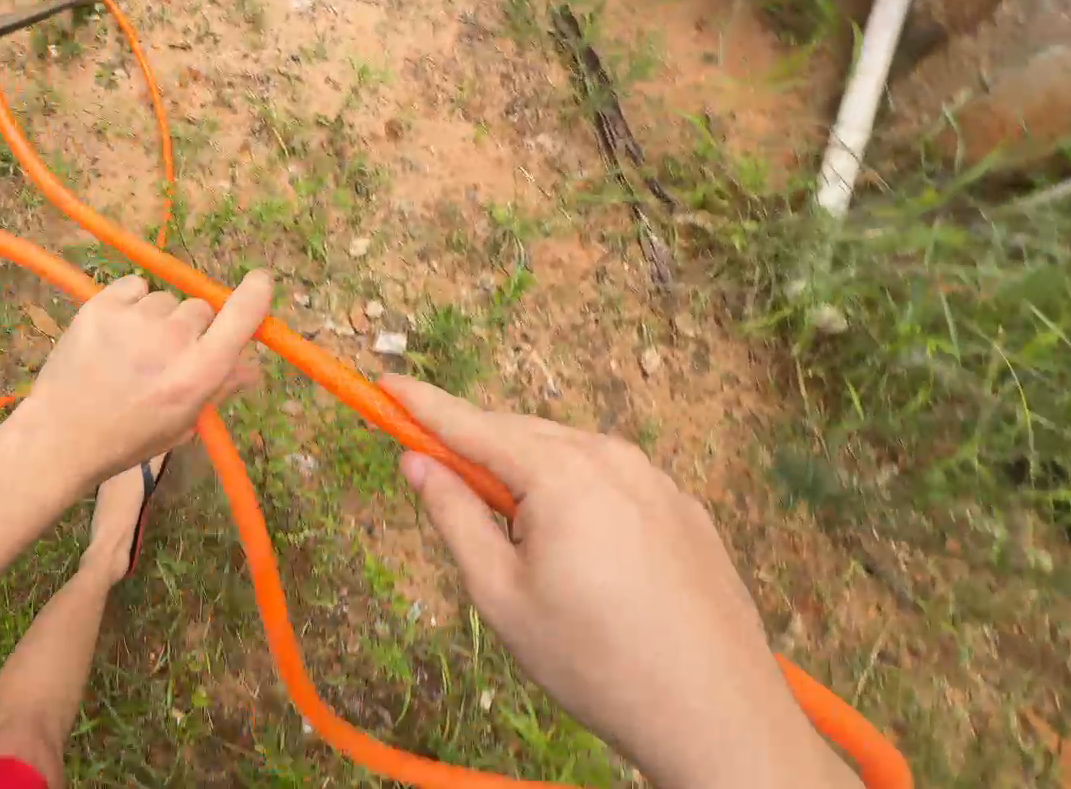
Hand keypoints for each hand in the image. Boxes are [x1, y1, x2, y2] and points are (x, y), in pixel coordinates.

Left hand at [10, 271, 271, 491]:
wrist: (60, 436)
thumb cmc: (127, 438)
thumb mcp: (182, 424)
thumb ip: (218, 388)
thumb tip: (253, 365)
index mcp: (197, 375)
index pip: (240, 320)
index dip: (254, 296)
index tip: (261, 280)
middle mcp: (170, 342)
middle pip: (199, 309)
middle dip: (191, 327)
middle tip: (165, 354)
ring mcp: (134, 320)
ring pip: (164, 300)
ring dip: (157, 317)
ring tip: (132, 349)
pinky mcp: (101, 306)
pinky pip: (134, 286)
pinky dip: (131, 301)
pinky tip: (118, 330)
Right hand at [383, 376, 860, 788]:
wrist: (724, 726)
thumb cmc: (593, 661)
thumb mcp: (498, 592)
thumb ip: (451, 514)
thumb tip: (414, 460)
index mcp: (561, 474)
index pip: (470, 424)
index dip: (420, 403)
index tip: (383, 381)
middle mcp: (611, 458)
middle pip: (516, 432)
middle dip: (470, 443)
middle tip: (435, 470)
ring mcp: (656, 480)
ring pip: (561, 451)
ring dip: (519, 467)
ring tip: (507, 525)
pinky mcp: (683, 507)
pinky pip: (604, 474)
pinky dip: (566, 483)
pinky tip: (570, 538)